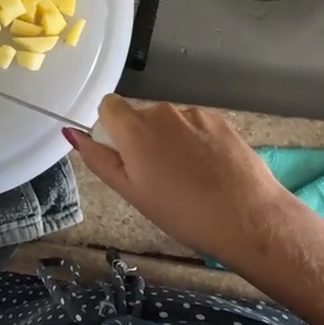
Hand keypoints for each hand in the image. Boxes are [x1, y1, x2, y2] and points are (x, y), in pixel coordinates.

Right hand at [66, 97, 294, 259]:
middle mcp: (160, 112)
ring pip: (169, 123)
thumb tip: (72, 132)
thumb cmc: (183, 213)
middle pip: (140, 116)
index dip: (112, 129)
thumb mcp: (132, 193)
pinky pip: (195, 126)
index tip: (126, 157)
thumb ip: (98, 159)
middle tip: (159, 178)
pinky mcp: (220, 120)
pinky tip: (212, 173)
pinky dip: (197, 143)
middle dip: (143, 139)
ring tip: (191, 180)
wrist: (251, 219)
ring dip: (171, 142)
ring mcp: (193, 114)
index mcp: (133, 128)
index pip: (108, 105)